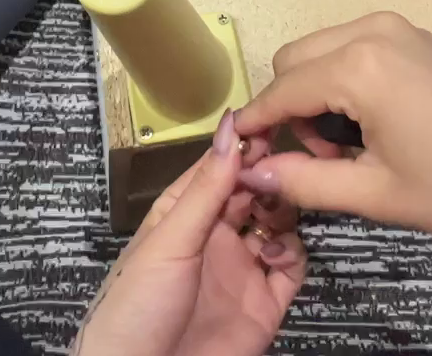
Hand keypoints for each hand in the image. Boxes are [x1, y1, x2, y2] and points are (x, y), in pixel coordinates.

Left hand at [75, 111, 307, 355]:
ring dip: (284, 209)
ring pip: (277, 223)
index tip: (269, 127)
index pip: (220, 166)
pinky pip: (291, 267)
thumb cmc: (136, 306)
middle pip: (253, 190)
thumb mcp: (169, 240)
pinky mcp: (263, 304)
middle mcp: (216, 234)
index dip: (244, 147)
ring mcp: (241, 268)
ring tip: (279, 210)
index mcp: (185, 212)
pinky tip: (280, 252)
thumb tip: (231, 128)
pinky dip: (294, 253)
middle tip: (284, 168)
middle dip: (269, 175)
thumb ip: (206, 188)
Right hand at [232, 12, 431, 259]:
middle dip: (290, 108)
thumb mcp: (378, 194)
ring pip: (322, 50)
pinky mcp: (416, 35)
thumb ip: (303, 182)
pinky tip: (374, 123)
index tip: (240, 157)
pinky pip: (353, 47)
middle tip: (322, 162)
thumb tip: (248, 172)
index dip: (257, 125)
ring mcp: (396, 27)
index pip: (281, 90)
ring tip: (350, 148)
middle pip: (294, 59)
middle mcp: (369, 30)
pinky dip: (343, 79)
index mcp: (357, 66)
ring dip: (315, 92)